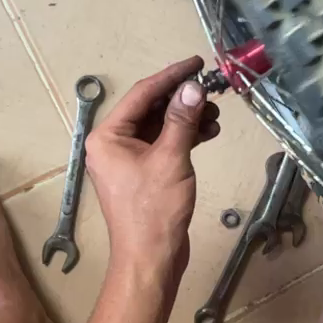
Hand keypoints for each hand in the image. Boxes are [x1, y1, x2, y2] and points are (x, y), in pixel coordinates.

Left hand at [84, 57, 221, 281]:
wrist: (150, 259)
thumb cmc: (154, 210)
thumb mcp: (171, 158)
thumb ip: (181, 119)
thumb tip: (193, 87)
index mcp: (107, 136)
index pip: (141, 93)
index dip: (171, 76)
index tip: (196, 63)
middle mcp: (112, 144)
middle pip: (149, 108)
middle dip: (182, 99)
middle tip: (212, 92)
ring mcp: (126, 159)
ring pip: (159, 126)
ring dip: (186, 118)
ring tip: (215, 117)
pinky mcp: (142, 173)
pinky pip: (162, 144)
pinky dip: (184, 137)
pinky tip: (207, 133)